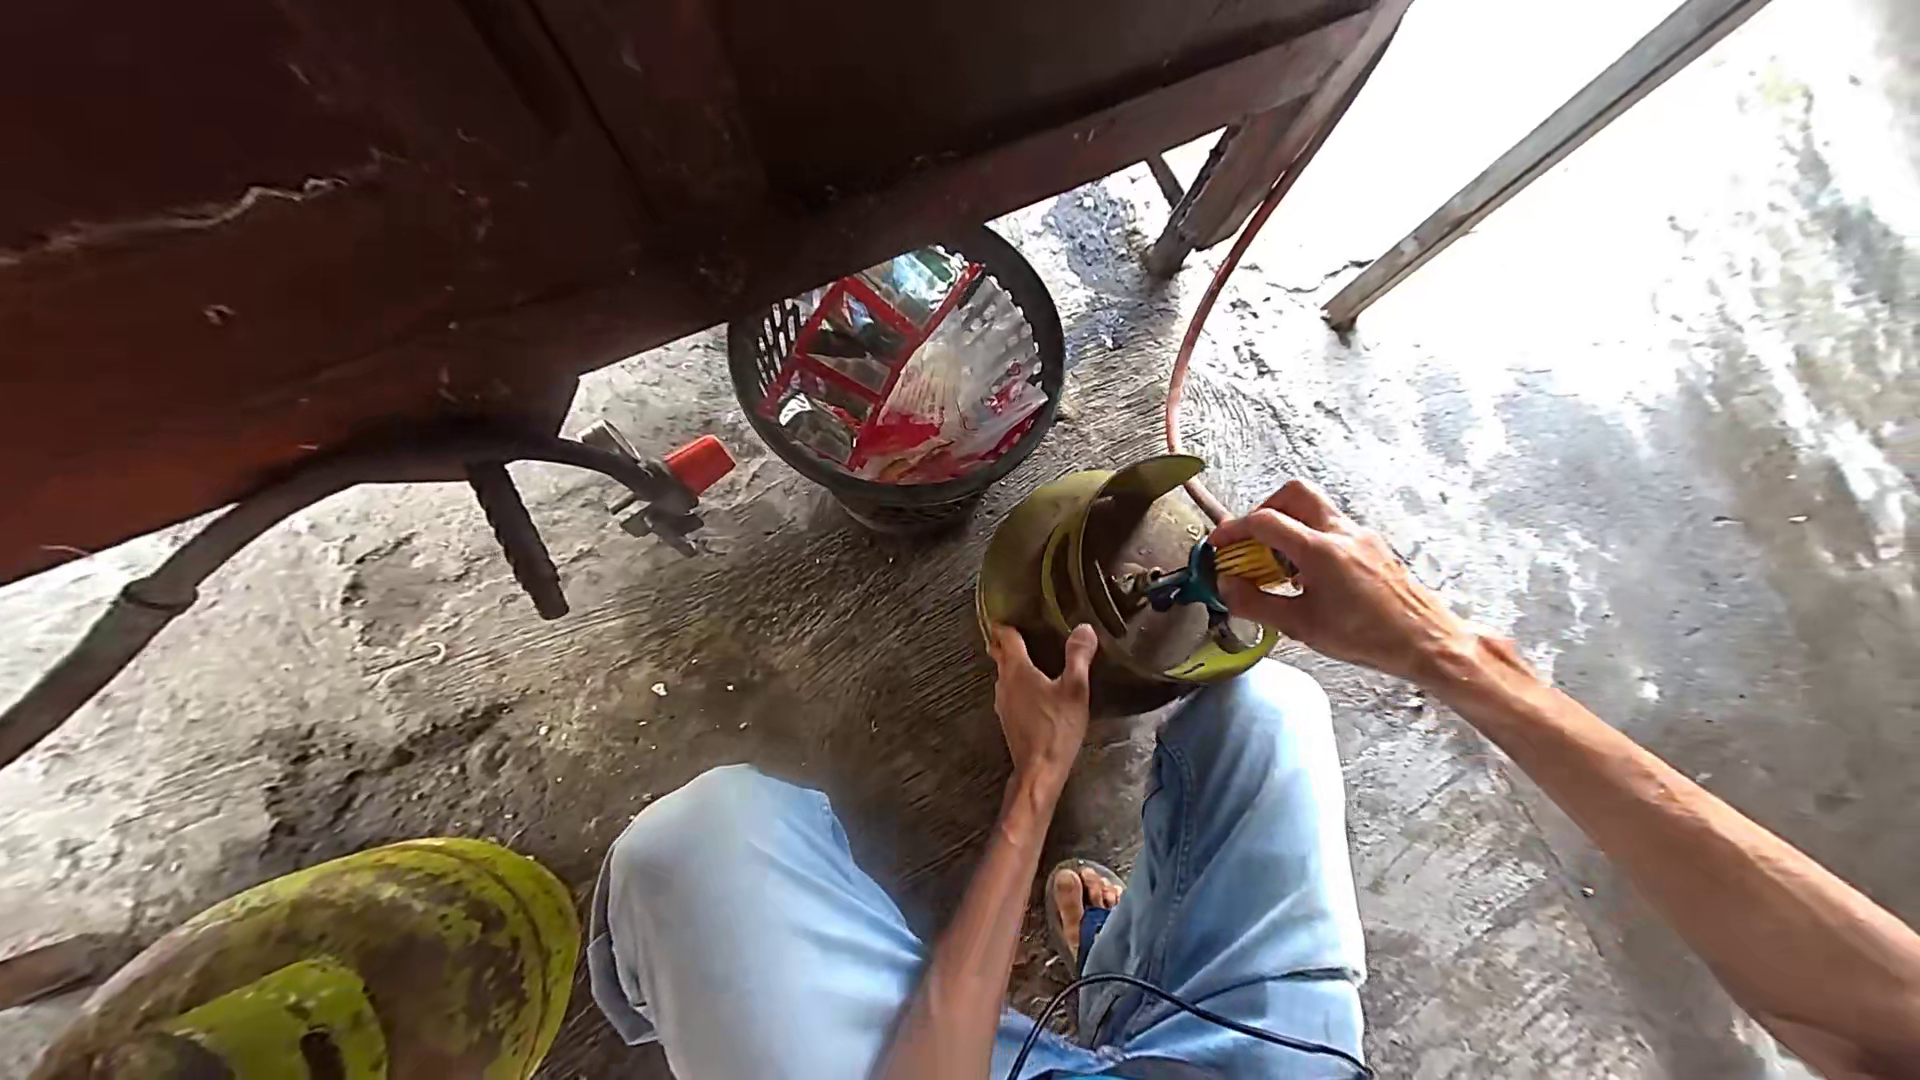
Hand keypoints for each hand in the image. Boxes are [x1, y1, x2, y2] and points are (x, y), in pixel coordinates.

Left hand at [987, 624, 1095, 789]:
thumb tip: (1084, 627)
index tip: (1009, 611)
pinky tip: (1029, 687)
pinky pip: (1008, 689)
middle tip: (1012, 628)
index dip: (1006, 623)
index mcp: (1017, 669)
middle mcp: (1004, 682)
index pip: (1006, 637)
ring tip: (1024, 654)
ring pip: (1003, 673)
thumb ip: (1078, 657)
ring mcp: (1002, 701)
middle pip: (1000, 654)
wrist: (1039, 769)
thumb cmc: (1057, 727)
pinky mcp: (1007, 717)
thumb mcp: (1075, 690)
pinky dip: (1014, 680)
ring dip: (1009, 661)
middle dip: (1003, 640)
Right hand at [1210, 480, 1479, 684]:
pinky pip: (1330, 526)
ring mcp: (1359, 536)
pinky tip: (1304, 572)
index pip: (1264, 521)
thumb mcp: (1300, 626)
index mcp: (1321, 551)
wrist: (1428, 642)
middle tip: (1250, 538)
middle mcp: (1341, 534)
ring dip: (1286, 524)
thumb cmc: (1371, 637)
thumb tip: (1227, 587)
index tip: (1220, 543)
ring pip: (1313, 507)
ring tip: (1275, 561)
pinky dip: (1307, 538)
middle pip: (1293, 493)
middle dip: (1262, 509)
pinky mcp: (1370, 545)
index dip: (1233, 529)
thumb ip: (1255, 603)